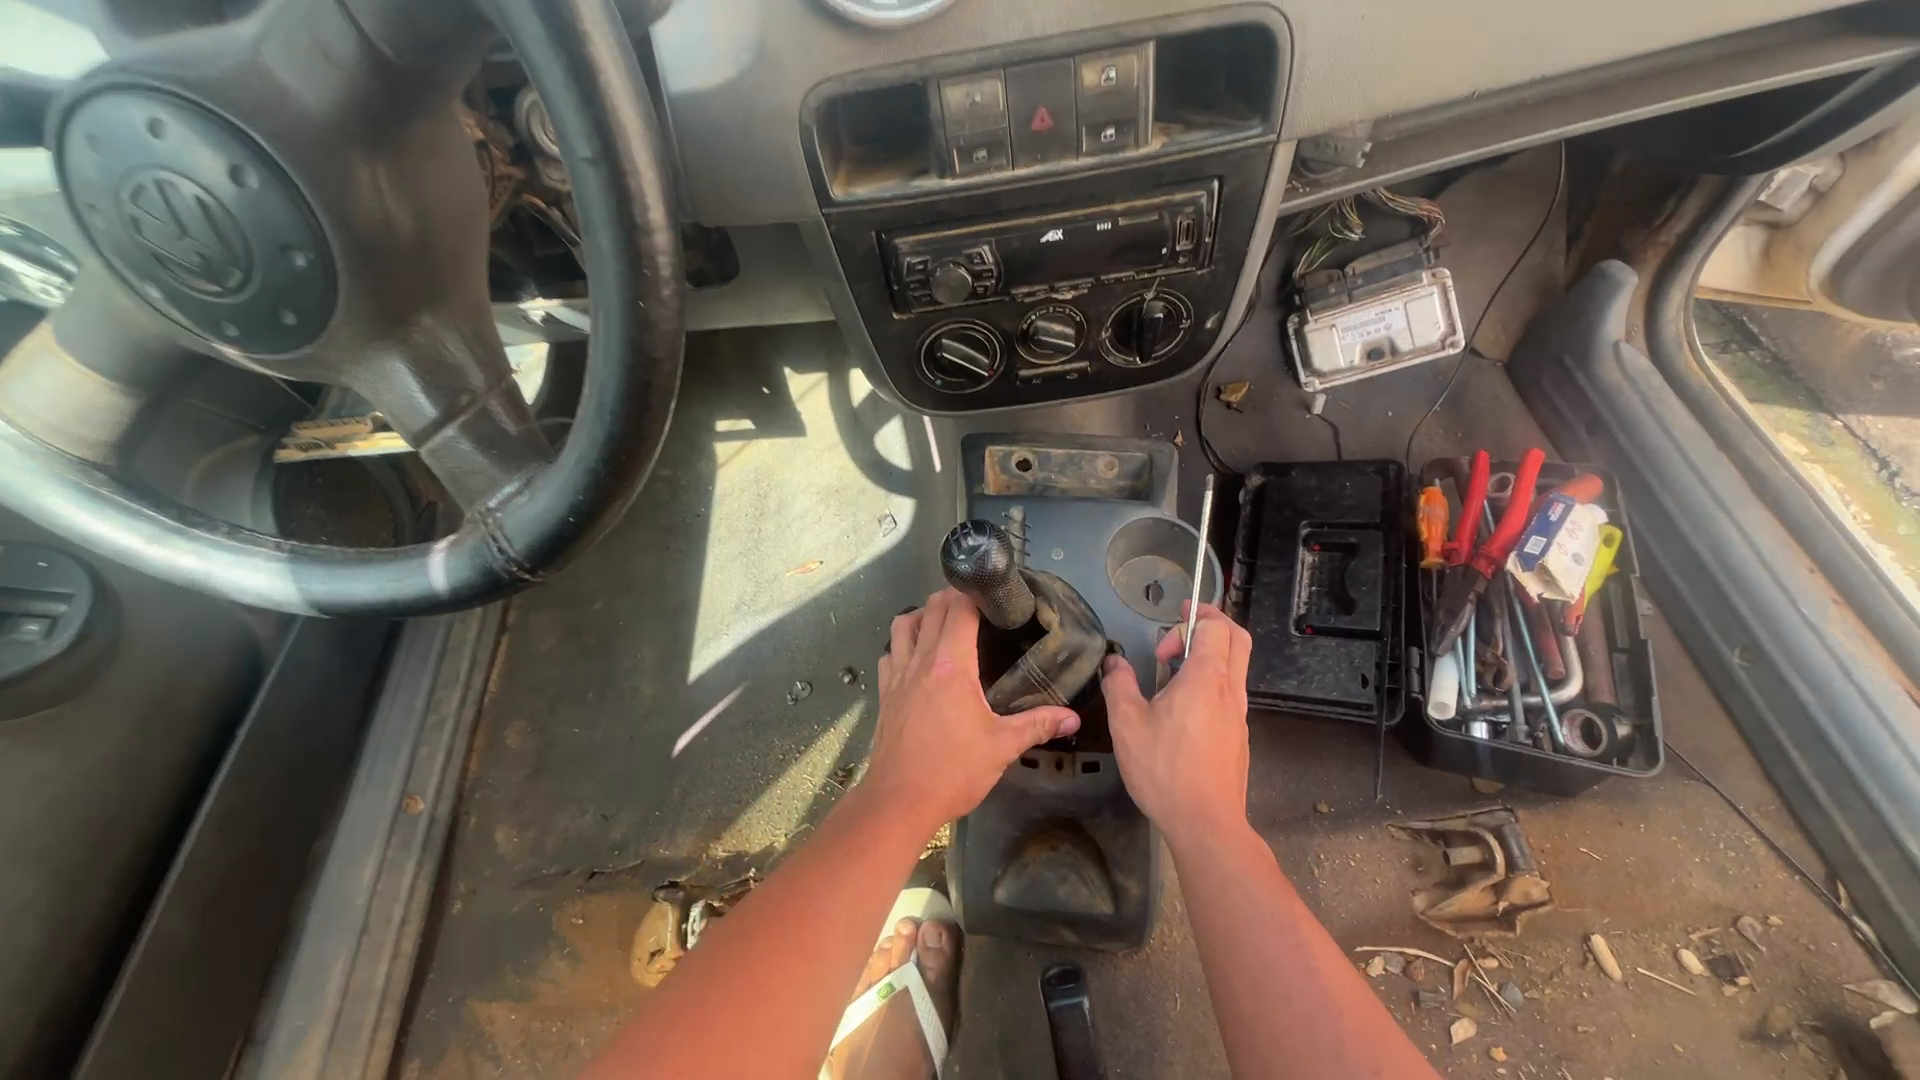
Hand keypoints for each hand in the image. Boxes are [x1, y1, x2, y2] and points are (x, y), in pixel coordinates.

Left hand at [862, 589, 1080, 836]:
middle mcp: (920, 661)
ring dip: (922, 615)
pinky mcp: (885, 694)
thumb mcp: (1002, 747)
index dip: (976, 593)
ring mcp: (897, 676)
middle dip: (952, 596)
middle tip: (977, 603)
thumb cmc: (953, 771)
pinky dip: (902, 645)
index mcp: (951, 665)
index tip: (995, 594)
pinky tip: (916, 659)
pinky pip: (890, 654)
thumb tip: (1073, 718)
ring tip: (943, 623)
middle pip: (931, 609)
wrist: (899, 801)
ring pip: (902, 625)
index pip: (960, 609)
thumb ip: (1038, 725)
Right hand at [1101, 602, 1252, 849]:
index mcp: (1207, 678)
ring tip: (1176, 670)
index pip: (1216, 626)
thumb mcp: (1126, 723)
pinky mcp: (1238, 737)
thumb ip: (1119, 685)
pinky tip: (1184, 706)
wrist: (1206, 823)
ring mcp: (1239, 715)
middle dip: (1213, 624)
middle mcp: (1231, 690)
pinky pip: (1232, 693)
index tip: (1166, 635)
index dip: (1194, 618)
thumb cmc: (1164, 769)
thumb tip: (1115, 663)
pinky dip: (1213, 682)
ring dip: (1212, 655)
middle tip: (1185, 626)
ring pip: (1237, 667)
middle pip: (1238, 639)